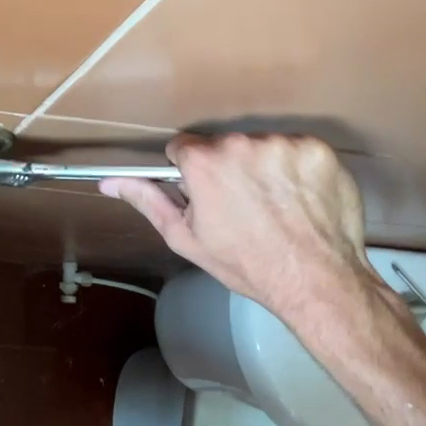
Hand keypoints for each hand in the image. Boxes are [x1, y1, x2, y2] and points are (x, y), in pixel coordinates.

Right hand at [101, 134, 371, 318]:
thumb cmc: (247, 264)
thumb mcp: (186, 237)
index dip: (192, 174)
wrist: (318, 282)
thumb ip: (147, 200)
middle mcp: (240, 143)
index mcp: (203, 162)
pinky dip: (297, 169)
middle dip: (229, 168)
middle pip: (223, 145)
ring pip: (260, 146)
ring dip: (263, 167)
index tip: (207, 195)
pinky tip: (301, 198)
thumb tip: (107, 182)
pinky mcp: (317, 150)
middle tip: (244, 206)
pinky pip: (296, 150)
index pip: (184, 148)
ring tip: (276, 204)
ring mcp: (282, 144)